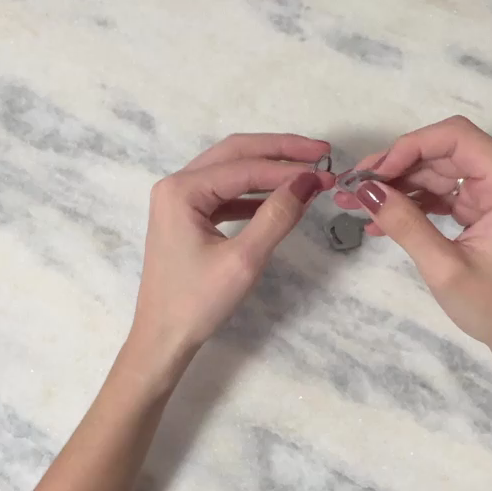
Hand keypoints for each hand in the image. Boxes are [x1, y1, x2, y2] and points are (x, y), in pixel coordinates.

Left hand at [127, 133, 331, 366]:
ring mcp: (178, 202)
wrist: (163, 338)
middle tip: (321, 152)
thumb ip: (277, 217)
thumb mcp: (243, 260)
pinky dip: (252, 194)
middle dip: (279, 152)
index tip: (328, 170)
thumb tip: (308, 181)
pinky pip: (224, 195)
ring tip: (307, 174)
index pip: (244, 166)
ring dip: (268, 171)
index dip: (288, 167)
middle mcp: (175, 186)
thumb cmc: (197, 303)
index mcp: (181, 190)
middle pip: (235, 154)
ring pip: (230, 172)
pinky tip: (280, 199)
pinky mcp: (186, 219)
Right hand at [335, 116, 491, 349]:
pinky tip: (379, 219)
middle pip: (442, 149)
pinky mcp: (481, 204)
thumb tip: (364, 190)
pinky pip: (440, 190)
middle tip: (352, 188)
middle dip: (395, 165)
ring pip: (436, 168)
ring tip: (354, 202)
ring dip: (396, 184)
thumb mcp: (444, 267)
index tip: (372, 175)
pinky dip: (410, 201)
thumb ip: (405, 224)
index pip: (456, 137)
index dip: (409, 146)